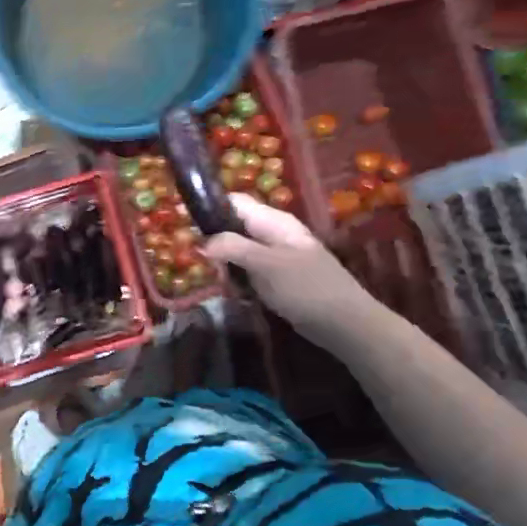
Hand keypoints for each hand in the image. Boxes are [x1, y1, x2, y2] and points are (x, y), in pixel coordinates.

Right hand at [204, 193, 375, 336]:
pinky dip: (238, 279)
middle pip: (233, 226)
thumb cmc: (307, 288)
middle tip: (199, 260)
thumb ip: (233, 247)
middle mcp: (273, 233)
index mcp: (274, 221)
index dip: (209, 206)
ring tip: (217, 279)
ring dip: (225, 264)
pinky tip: (234, 292)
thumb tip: (203, 241)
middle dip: (214, 241)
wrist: (344, 323)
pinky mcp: (276, 277)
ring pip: (238, 251)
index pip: (235, 202)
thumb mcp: (266, 264)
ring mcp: (275, 255)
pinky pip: (247, 270)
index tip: (181, 220)